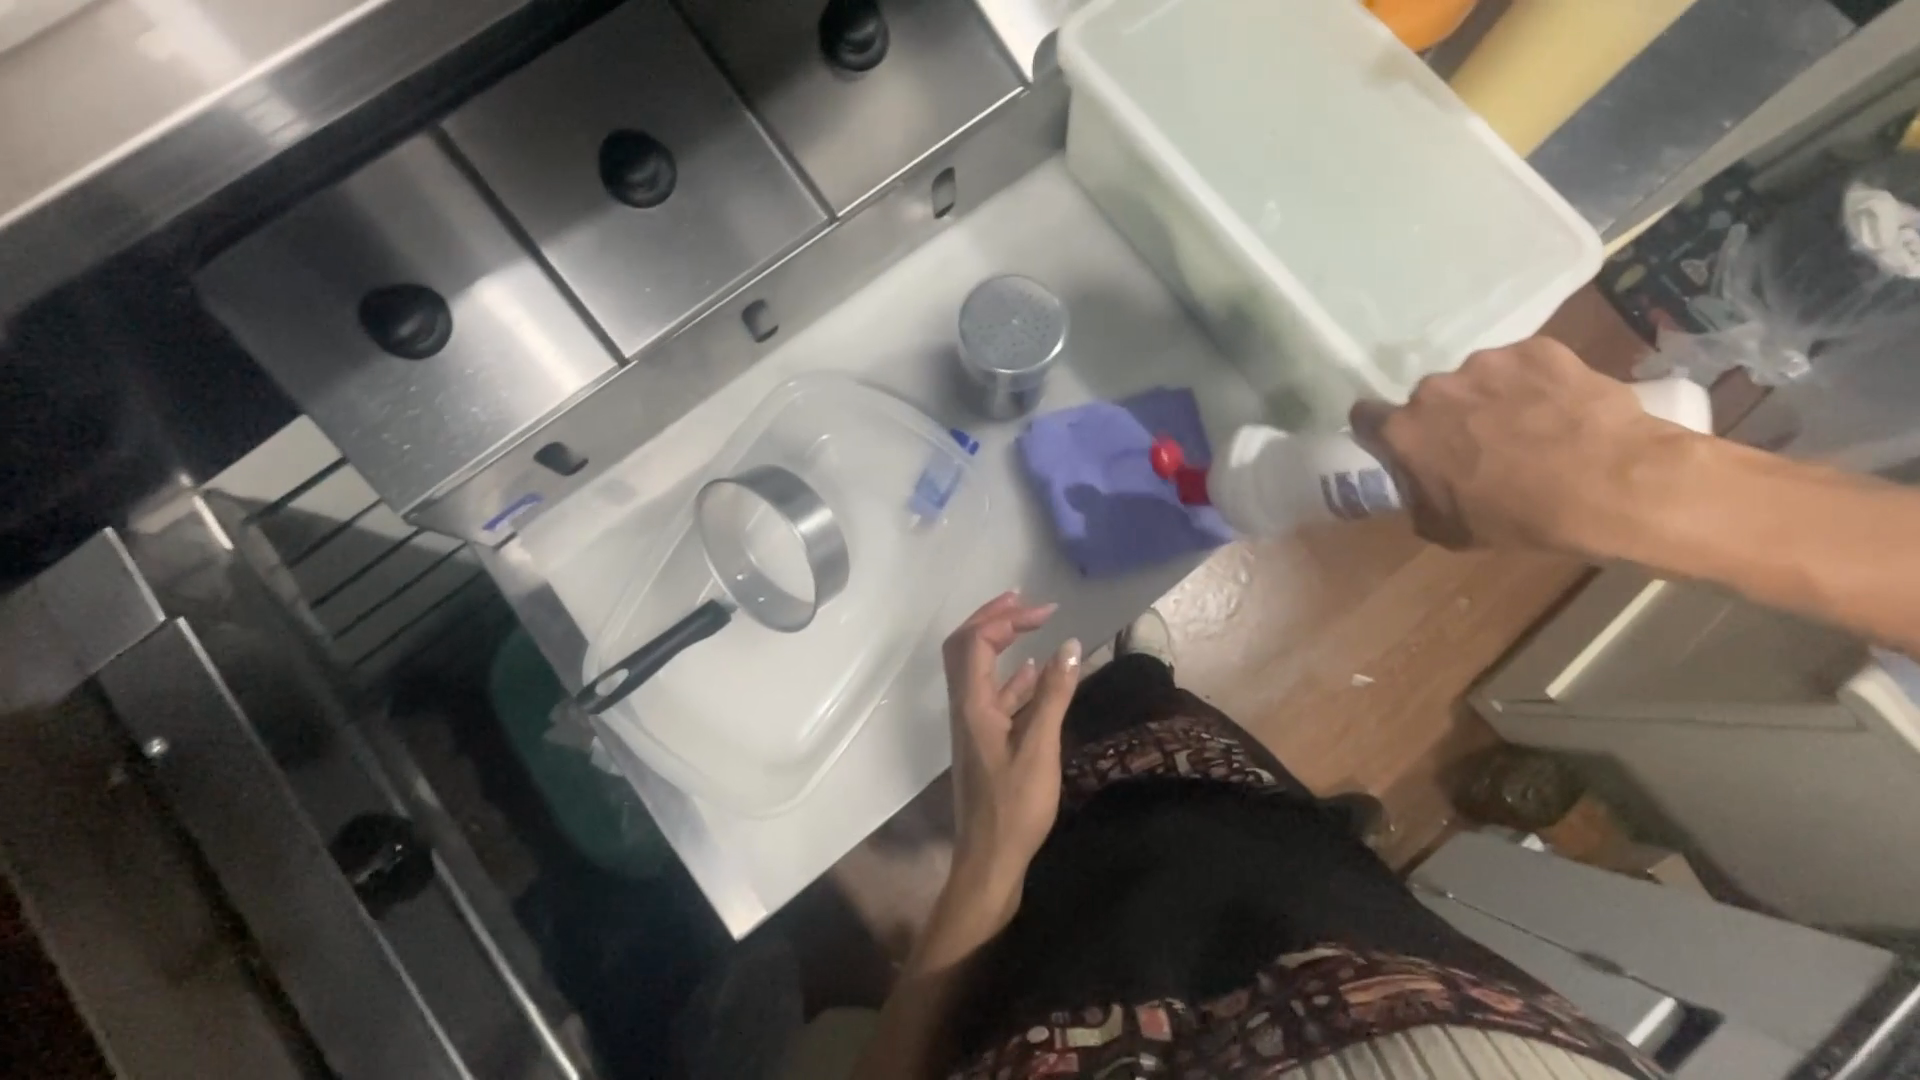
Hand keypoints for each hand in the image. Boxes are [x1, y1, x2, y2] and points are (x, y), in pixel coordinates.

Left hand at [939, 592, 1081, 923]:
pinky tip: (1036, 674)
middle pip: (966, 647)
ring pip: (978, 670)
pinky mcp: (985, 741)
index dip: (1006, 618)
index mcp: (972, 704)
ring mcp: (973, 725)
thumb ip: (1054, 694)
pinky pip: (995, 695)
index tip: (1045, 612)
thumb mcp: (1040, 748)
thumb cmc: (1015, 807)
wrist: (990, 858)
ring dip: (1001, 643)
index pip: (975, 641)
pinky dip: (1014, 677)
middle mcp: (965, 707)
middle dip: (993, 619)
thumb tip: (1068, 644)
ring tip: (1031, 625)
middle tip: (1025, 602)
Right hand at [1350, 337, 1700, 555]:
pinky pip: (1525, 364)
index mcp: (1403, 432)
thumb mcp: (1447, 529)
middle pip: (1428, 398)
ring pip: (1476, 379)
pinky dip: (1535, 382)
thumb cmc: (1518, 517)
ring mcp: (1488, 363)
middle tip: (1478, 442)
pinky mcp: (1538, 349)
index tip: (1400, 444)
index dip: (1379, 430)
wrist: (1610, 485)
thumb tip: (1417, 486)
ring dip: (1490, 397)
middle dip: (1445, 416)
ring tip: (1529, 424)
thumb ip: (1417, 498)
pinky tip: (1560, 407)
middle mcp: (1434, 389)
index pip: (1365, 416)